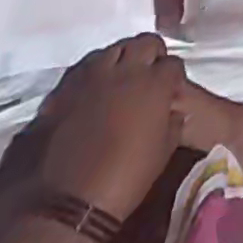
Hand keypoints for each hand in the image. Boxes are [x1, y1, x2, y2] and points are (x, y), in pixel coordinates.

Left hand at [37, 34, 187, 218]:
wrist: (70, 200)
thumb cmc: (125, 179)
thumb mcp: (163, 153)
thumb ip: (172, 122)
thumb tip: (172, 110)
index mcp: (155, 84)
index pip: (173, 64)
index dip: (173, 77)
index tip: (170, 90)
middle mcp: (127, 69)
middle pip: (146, 42)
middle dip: (152, 55)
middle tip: (149, 76)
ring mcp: (95, 73)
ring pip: (117, 47)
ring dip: (124, 58)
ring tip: (122, 78)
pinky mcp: (68, 83)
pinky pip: (89, 63)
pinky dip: (97, 70)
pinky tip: (96, 88)